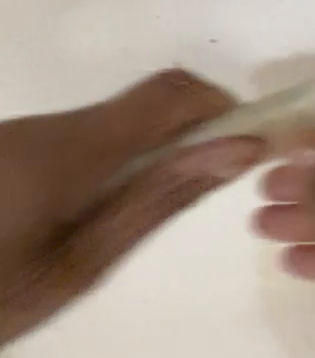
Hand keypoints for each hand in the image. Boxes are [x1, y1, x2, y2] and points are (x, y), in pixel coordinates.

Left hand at [0, 70, 262, 344]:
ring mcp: (7, 139)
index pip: (174, 90)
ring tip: (105, 221)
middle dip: (181, 137)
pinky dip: (92, 165)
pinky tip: (55, 219)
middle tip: (181, 193)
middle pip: (142, 108)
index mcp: (70, 150)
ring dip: (135, 155)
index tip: (238, 144)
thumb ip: (162, 199)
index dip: (221, 104)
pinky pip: (64, 142)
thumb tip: (246, 146)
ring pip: (104, 126)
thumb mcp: (77, 267)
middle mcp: (39, 129)